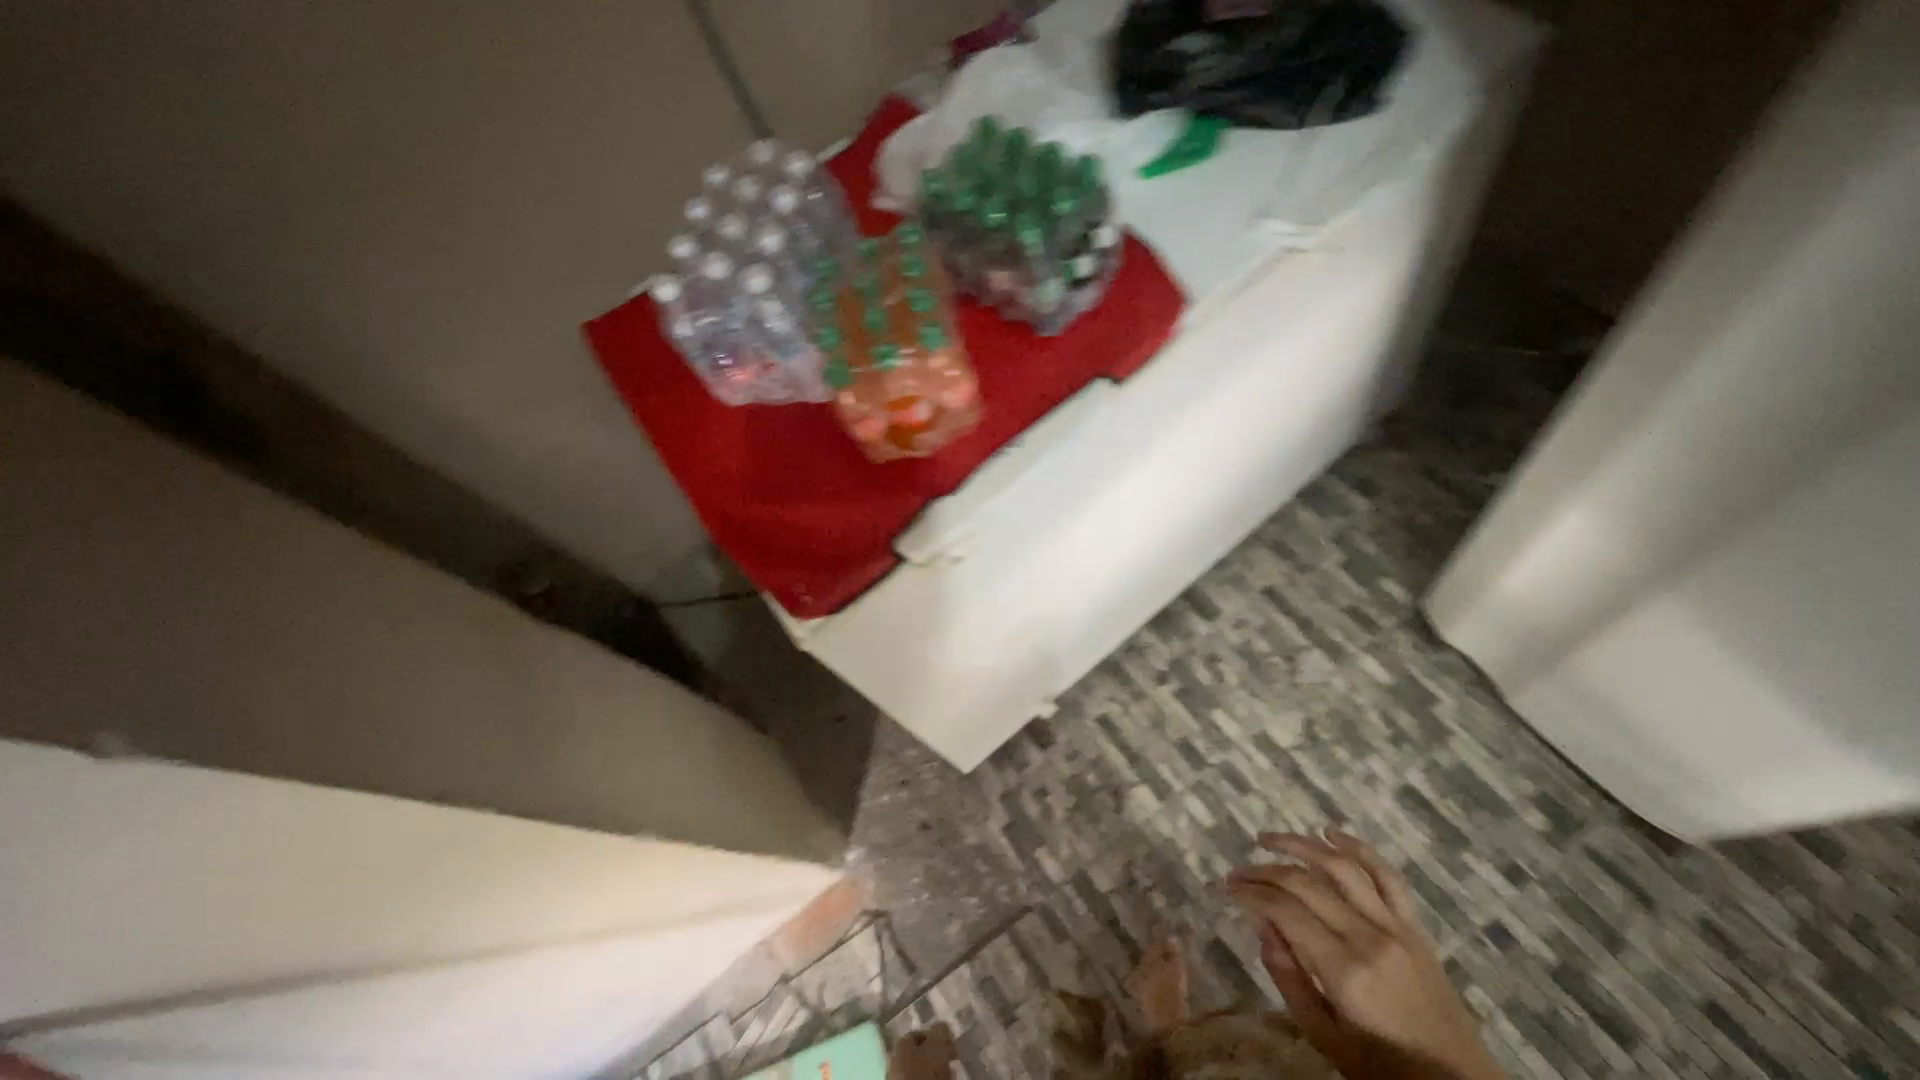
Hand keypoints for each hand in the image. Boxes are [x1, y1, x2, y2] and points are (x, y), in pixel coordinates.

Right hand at [1224, 830, 1505, 1079]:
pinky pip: (1387, 875)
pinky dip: (1358, 848)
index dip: (1250, 893)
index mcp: (1344, 970)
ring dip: (1302, 845)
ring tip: (1268, 840)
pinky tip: (1331, 833)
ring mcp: (1397, 926)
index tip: (1226, 889)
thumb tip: (1263, 928)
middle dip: (1263, 871)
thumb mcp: (1325, 1037)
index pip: (1285, 911)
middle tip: (1235, 873)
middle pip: (1307, 884)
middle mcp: (1370, 937)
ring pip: (1343, 867)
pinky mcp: (1415, 926)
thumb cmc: (1382, 1066)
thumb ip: (1290, 980)